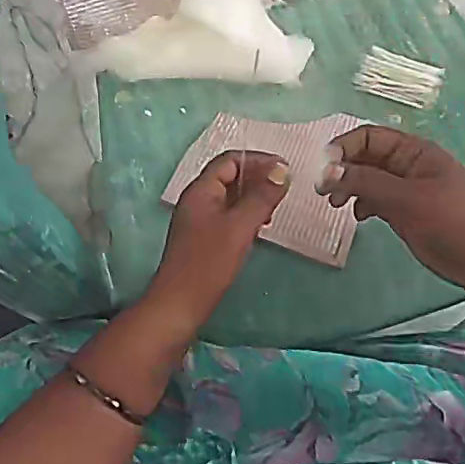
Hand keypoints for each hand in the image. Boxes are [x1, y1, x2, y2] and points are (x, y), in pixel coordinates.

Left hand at [147, 151, 291, 323]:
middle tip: (284, 189)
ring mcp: (198, 219)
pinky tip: (260, 227)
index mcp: (201, 190)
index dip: (258, 160)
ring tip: (275, 208)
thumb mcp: (240, 226)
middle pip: (229, 176)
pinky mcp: (202, 237)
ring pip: (229, 197)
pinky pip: (227, 215)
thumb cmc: (208, 263)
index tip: (285, 169)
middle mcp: (197, 199)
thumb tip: (281, 171)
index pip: (230, 161)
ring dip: (253, 197)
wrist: (180, 303)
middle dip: (257, 178)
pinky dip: (245, 214)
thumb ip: (261, 197)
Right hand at [317, 126, 464, 284]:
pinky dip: (361, 204)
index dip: (344, 148)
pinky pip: (375, 199)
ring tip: (337, 204)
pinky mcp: (404, 211)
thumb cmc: (453, 220)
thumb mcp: (406, 197)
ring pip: (366, 180)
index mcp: (413, 151)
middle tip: (324, 191)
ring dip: (348, 188)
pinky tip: (359, 216)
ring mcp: (406, 190)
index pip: (369, 137)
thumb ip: (365, 182)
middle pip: (365, 157)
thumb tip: (327, 171)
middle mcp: (407, 166)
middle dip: (342, 169)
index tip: (324, 168)